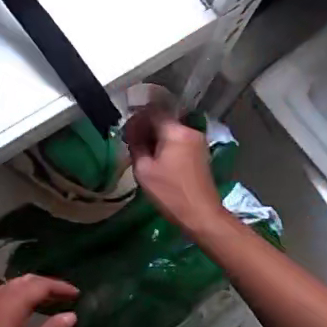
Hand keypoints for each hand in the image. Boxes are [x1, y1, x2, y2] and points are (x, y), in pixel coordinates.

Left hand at [0, 275, 77, 326]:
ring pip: (14, 286)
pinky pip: (5, 293)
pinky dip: (21, 295)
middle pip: (26, 280)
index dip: (60, 287)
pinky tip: (28, 309)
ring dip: (33, 289)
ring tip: (51, 302)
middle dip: (47, 285)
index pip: (40, 285)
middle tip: (66, 296)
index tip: (78, 294)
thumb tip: (71, 315)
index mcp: (11, 303)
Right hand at [125, 112, 227, 236]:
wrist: (201, 215)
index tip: (125, 132)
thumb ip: (136, 146)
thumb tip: (133, 134)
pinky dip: (166, 144)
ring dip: (155, 137)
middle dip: (145, 128)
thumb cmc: (170, 193)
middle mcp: (190, 131)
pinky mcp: (201, 153)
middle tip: (130, 142)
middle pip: (163, 120)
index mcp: (176, 132)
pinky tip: (156, 158)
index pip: (153, 111)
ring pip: (171, 131)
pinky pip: (179, 141)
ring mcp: (198, 142)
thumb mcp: (144, 170)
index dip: (136, 118)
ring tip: (141, 152)